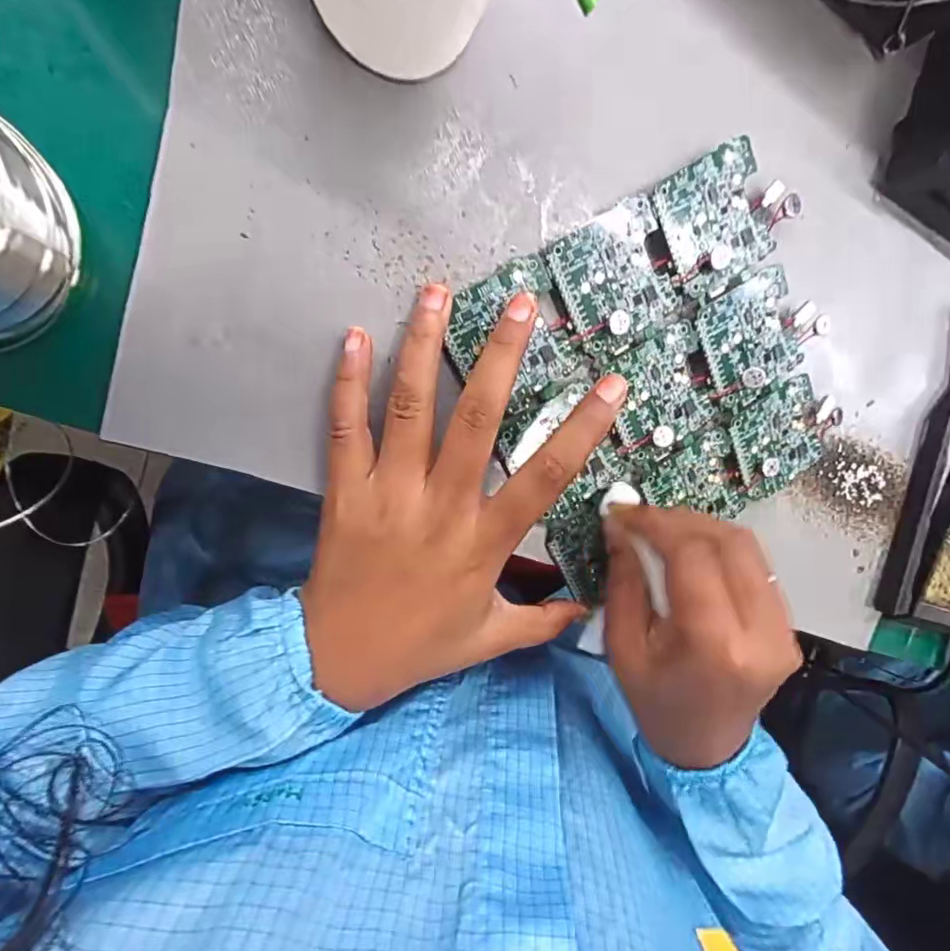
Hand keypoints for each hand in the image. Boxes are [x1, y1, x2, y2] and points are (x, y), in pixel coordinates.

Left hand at [302, 284, 627, 711]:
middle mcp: (440, 507)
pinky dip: (348, 382)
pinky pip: (346, 429)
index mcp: (483, 542)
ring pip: (409, 410)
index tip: (610, 383)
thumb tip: (590, 607)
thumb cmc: (418, 646)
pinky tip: (354, 337)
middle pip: (476, 421)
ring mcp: (389, 494)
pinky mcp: (345, 491)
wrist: (339, 657)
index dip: (580, 427)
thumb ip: (542, 622)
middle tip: (519, 305)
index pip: (544, 477)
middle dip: (500, 357)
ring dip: (422, 347)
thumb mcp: (489, 639)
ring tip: (434, 293)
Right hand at [602, 507, 800, 768]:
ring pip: (749, 548)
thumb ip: (624, 584)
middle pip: (729, 542)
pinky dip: (720, 548)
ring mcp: (783, 629)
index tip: (623, 513)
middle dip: (679, 519)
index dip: (655, 523)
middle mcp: (760, 631)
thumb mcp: (622, 646)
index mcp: (713, 643)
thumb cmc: (654, 702)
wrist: (706, 747)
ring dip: (701, 528)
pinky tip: (690, 551)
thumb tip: (621, 530)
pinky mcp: (788, 627)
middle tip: (641, 518)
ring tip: (662, 529)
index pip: (692, 555)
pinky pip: (756, 568)